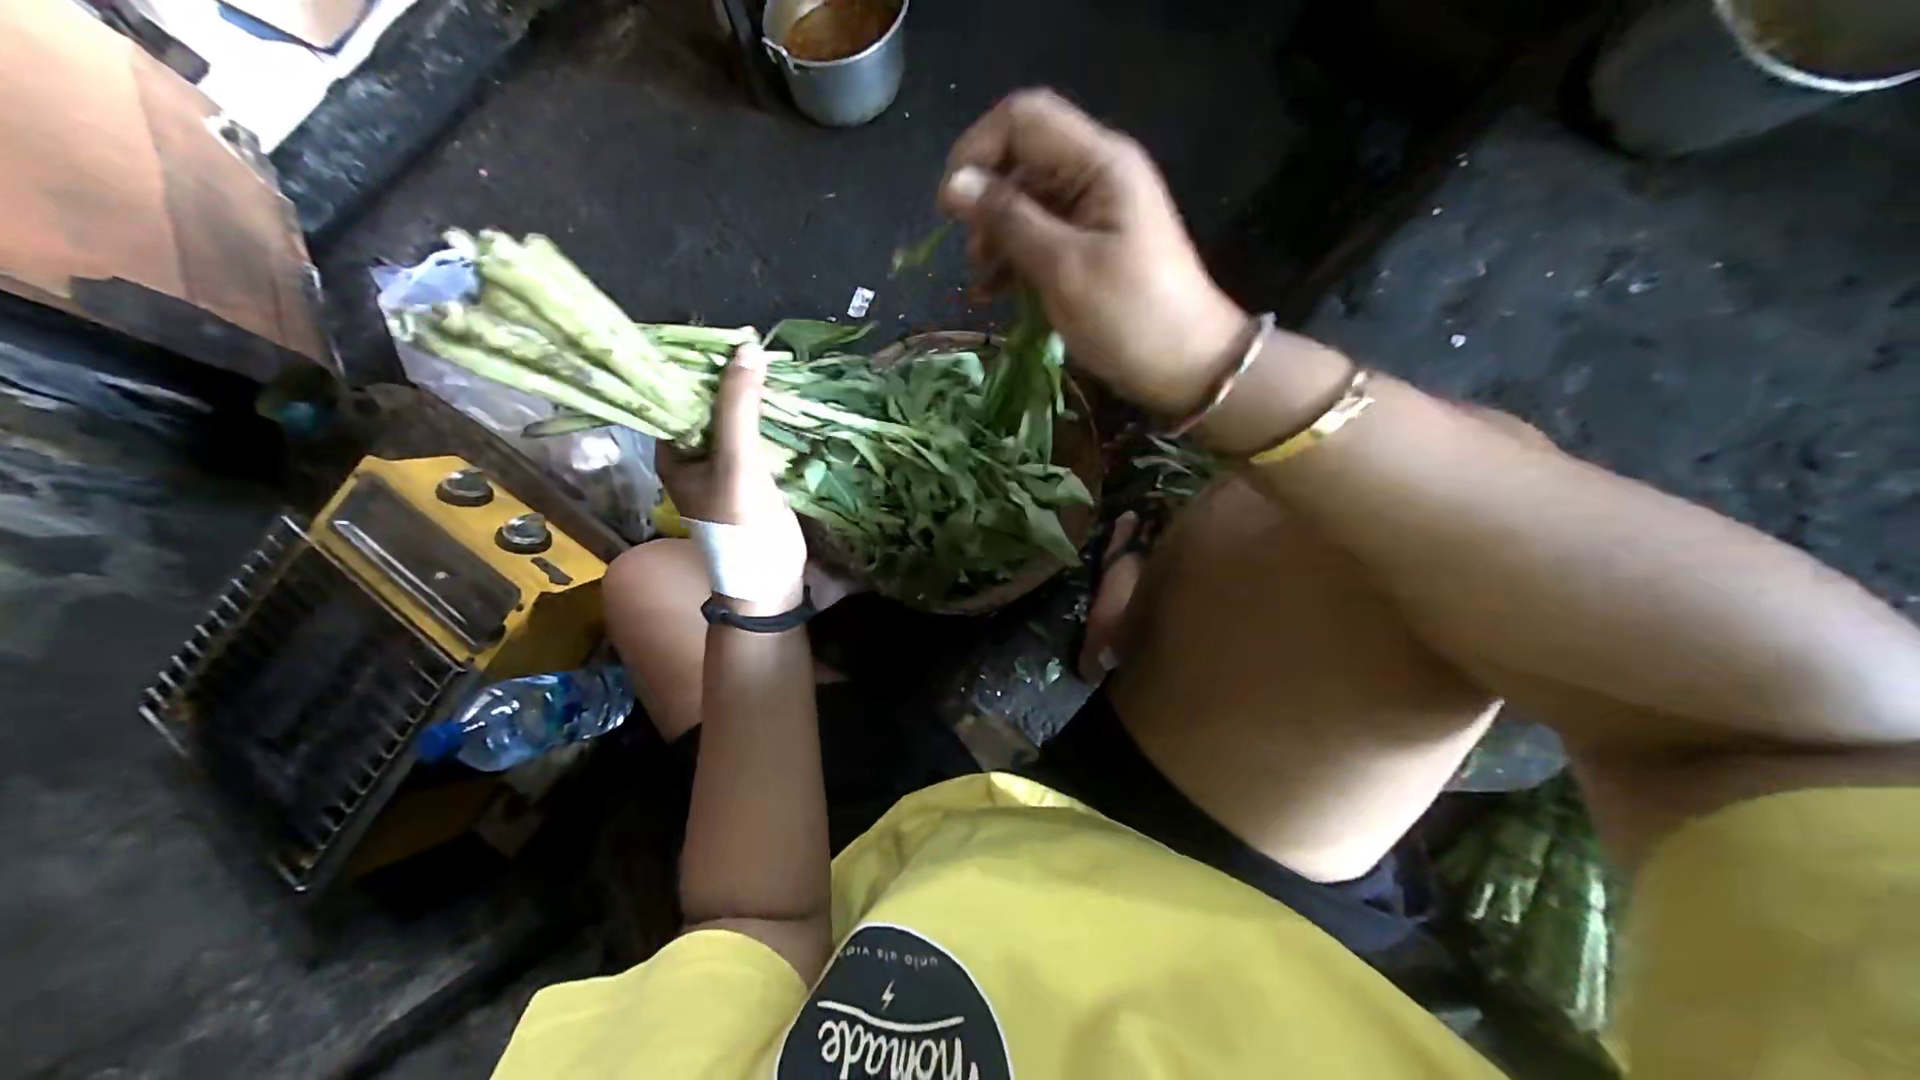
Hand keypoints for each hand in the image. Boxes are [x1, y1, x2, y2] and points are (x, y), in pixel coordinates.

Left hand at [658, 343, 806, 615]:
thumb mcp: (738, 462)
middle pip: (710, 404)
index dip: (701, 365)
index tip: (730, 338)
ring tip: (775, 365)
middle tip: (759, 347)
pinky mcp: (752, 475)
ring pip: (736, 418)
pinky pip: (757, 435)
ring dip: (753, 396)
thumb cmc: (743, 526)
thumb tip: (747, 349)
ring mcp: (725, 465)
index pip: (678, 394)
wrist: (769, 582)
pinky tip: (787, 400)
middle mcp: (694, 454)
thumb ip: (740, 408)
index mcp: (674, 451)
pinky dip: (769, 418)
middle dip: (732, 378)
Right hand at [937, 89, 1251, 416]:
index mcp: (1099, 163)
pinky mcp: (1093, 243)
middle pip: (1022, 159)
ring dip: (997, 235)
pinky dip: (1015, 257)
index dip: (977, 151)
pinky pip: (1042, 233)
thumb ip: (1008, 220)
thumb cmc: (1129, 317)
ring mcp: (1097, 209)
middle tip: (973, 256)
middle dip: (986, 201)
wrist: (1188, 366)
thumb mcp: (1062, 268)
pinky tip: (996, 292)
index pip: (1022, 119)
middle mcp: (1098, 174)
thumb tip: (954, 184)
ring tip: (983, 282)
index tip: (949, 207)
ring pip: (1027, 200)